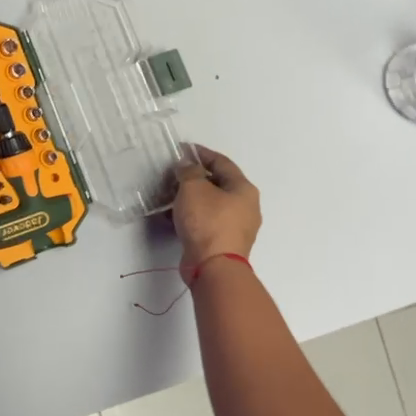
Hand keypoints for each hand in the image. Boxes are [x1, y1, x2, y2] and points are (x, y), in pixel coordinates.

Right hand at [171, 145, 260, 278]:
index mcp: (244, 189)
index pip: (222, 162)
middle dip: (194, 176)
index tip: (182, 149)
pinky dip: (191, 215)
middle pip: (218, 183)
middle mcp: (245, 206)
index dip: (201, 153)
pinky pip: (207, 220)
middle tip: (172, 174)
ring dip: (191, 197)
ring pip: (211, 203)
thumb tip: (187, 165)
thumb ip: (188, 171)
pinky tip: (173, 216)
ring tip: (169, 194)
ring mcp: (236, 226)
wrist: (213, 266)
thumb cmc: (206, 221)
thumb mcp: (193, 188)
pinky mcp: (224, 241)